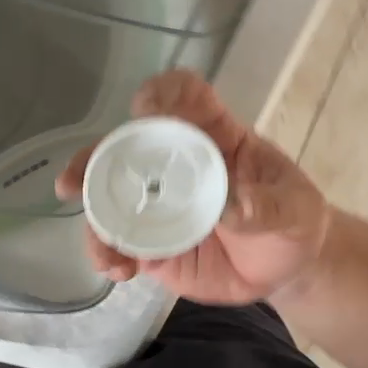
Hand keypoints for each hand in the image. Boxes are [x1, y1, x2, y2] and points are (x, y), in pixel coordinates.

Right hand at [56, 70, 330, 305]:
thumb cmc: (292, 222)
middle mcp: (173, 164)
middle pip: (122, 147)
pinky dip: (108, 255)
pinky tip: (120, 272)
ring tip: (107, 255)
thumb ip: (267, 207)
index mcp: (212, 137)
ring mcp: (155, 203)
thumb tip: (234, 207)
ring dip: (93, 221)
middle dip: (91, 159)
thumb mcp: (294, 210)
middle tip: (74, 183)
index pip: (185, 98)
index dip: (163, 95)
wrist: (284, 268)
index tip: (144, 109)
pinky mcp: (147, 242)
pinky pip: (115, 243)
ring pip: (107, 199)